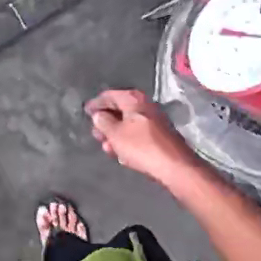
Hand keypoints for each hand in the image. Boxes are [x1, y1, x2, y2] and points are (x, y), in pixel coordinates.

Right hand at [84, 89, 207, 190]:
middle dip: (106, 120)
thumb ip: (104, 123)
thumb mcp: (116, 135)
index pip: (110, 95)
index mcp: (134, 99)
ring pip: (128, 123)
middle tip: (95, 132)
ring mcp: (153, 120)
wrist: (174, 165)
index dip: (97, 103)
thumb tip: (98, 115)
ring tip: (105, 145)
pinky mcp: (158, 135)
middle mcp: (145, 105)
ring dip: (115, 133)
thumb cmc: (142, 146)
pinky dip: (126, 141)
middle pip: (120, 109)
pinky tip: (121, 153)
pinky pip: (137, 134)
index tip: (86, 111)